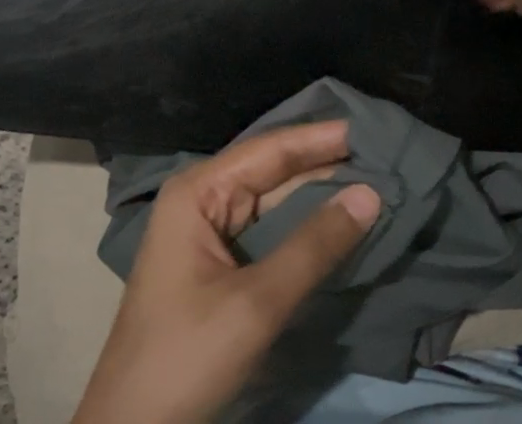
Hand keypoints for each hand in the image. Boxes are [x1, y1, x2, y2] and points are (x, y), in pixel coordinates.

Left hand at [73, 121, 381, 423]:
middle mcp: (202, 200)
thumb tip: (370, 194)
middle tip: (386, 154)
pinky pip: (270, 230)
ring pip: (274, 200)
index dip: (321, 138)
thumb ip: (314, 246)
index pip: (269, 149)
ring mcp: (209, 233)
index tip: (373, 127)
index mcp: (198, 192)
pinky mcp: (220, 264)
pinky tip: (341, 220)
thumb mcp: (256, 301)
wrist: (136, 423)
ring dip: (320, 193)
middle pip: (272, 170)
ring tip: (376, 179)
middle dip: (326, 163)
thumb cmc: (187, 353)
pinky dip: (306, 224)